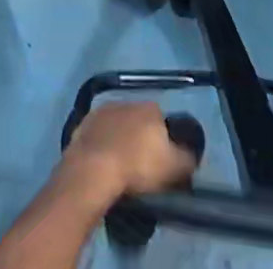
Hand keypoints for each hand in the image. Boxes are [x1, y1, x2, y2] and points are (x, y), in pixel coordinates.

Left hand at [59, 103, 197, 208]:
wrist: (92, 170)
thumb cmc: (137, 166)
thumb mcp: (174, 168)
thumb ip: (188, 159)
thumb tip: (191, 154)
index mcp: (151, 108)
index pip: (162, 120)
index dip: (163, 140)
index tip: (160, 160)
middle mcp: (127, 102)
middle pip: (138, 120)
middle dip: (139, 136)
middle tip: (139, 163)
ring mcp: (101, 111)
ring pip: (116, 125)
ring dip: (118, 138)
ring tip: (118, 164)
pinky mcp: (81, 124)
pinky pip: (96, 134)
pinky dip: (100, 144)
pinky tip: (100, 162)